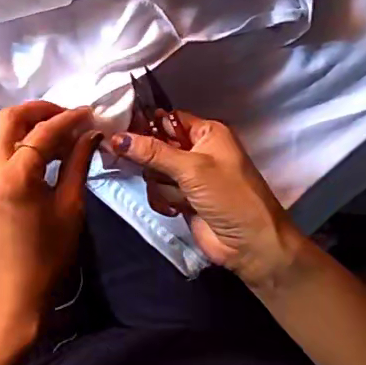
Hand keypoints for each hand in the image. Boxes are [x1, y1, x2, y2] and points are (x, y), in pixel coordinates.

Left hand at [0, 101, 102, 352]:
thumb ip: (77, 163)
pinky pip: (2, 149)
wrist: (15, 288)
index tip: (91, 112)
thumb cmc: (48, 253)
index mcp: (15, 175)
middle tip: (71, 116)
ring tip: (65, 132)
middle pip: (11, 118)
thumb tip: (90, 133)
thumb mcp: (70, 206)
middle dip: (41, 110)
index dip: (69, 118)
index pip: (43, 131)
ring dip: (32, 124)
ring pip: (4, 131)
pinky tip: (49, 149)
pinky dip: (24, 140)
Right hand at [108, 111, 311, 288]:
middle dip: (155, 164)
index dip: (145, 126)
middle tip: (165, 174)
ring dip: (163, 187)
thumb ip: (153, 152)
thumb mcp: (192, 168)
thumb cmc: (230, 196)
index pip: (167, 120)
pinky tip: (177, 210)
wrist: (250, 244)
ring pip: (153, 172)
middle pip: (155, 147)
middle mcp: (196, 151)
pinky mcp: (182, 199)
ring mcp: (188, 177)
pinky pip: (157, 192)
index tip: (122, 135)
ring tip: (183, 198)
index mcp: (207, 133)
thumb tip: (115, 137)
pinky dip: (163, 201)